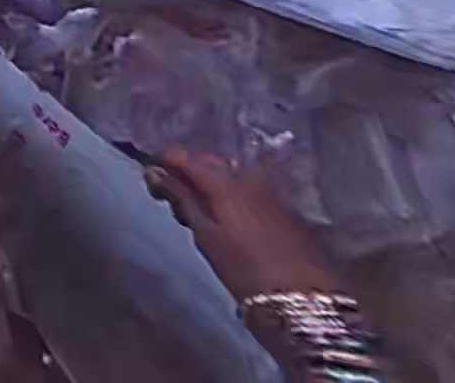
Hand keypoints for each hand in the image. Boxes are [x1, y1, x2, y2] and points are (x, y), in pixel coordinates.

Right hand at [143, 147, 342, 300]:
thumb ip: (181, 199)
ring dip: (207, 178)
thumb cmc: (246, 270)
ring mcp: (264, 187)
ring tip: (196, 202)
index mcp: (221, 180)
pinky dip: (227, 188)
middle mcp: (243, 175)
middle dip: (184, 168)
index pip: (183, 156)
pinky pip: (244, 183)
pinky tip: (222, 208)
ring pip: (226, 170)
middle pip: (205, 159)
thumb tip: (155, 173)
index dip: (162, 159)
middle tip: (169, 191)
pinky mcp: (278, 203)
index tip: (148, 171)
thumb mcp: (206, 236)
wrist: (307, 299)